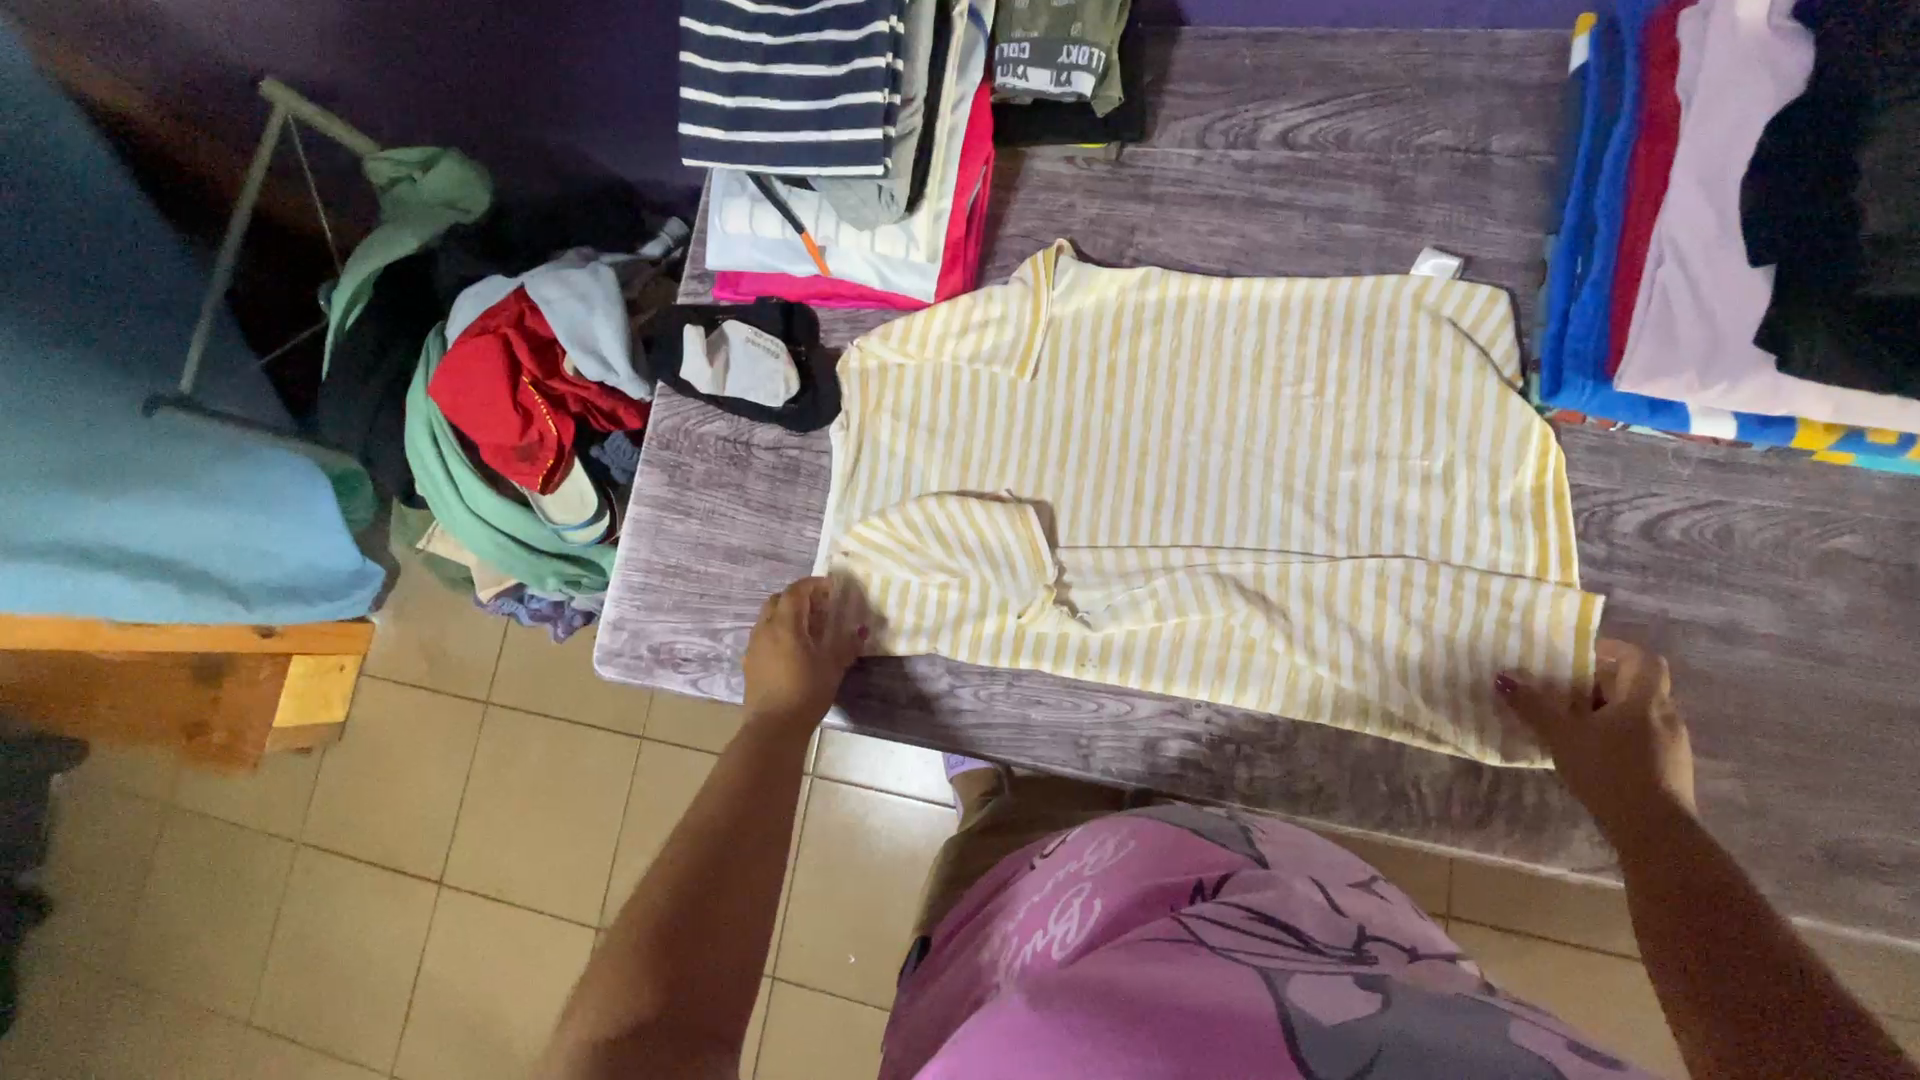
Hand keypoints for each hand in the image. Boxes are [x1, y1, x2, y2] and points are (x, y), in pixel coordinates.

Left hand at [742, 577, 866, 734]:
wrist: (773, 727)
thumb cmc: (806, 692)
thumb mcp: (832, 667)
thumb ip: (846, 646)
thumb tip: (861, 631)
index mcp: (785, 625)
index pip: (795, 592)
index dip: (812, 585)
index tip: (829, 586)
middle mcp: (765, 630)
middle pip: (777, 600)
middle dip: (797, 597)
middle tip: (818, 605)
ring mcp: (753, 647)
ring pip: (767, 618)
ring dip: (786, 615)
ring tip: (806, 627)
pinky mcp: (750, 663)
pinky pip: (763, 636)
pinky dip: (778, 632)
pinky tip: (792, 649)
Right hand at [1497, 639, 1696, 849]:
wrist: (1654, 830)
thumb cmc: (1608, 770)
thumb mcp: (1561, 735)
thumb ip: (1533, 705)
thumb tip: (1503, 678)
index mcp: (1645, 700)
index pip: (1641, 658)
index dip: (1613, 650)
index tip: (1581, 655)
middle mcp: (1666, 715)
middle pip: (1638, 685)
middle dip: (1601, 683)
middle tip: (1563, 689)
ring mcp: (1673, 743)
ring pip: (1639, 712)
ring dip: (1608, 710)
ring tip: (1572, 722)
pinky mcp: (1670, 767)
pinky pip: (1643, 736)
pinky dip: (1618, 734)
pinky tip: (1592, 752)